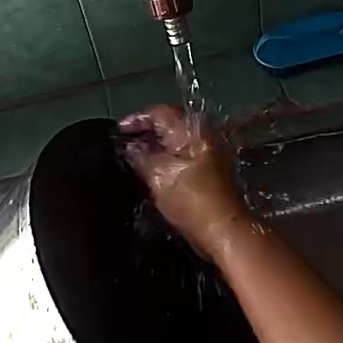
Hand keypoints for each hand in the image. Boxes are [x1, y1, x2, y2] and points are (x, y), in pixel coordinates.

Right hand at [118, 105, 250, 260]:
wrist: (224, 230)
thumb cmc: (191, 200)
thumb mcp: (159, 177)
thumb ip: (141, 157)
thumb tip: (130, 146)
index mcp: (191, 130)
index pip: (160, 112)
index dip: (137, 118)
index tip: (117, 130)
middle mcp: (202, 135)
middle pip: (170, 124)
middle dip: (146, 130)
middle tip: (124, 141)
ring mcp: (208, 153)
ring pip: (176, 141)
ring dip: (155, 145)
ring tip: (133, 155)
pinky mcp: (209, 171)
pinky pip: (182, 155)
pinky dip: (166, 158)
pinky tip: (151, 170)